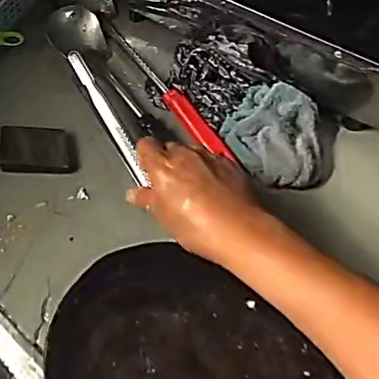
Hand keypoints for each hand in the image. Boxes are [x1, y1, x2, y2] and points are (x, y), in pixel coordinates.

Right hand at [126, 137, 268, 265]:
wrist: (242, 234)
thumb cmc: (202, 228)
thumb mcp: (164, 218)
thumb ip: (147, 199)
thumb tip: (136, 194)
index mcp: (162, 165)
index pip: (145, 145)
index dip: (145, 156)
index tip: (147, 170)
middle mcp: (185, 155)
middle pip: (170, 149)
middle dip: (169, 164)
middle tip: (171, 188)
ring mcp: (209, 158)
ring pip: (193, 154)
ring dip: (191, 167)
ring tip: (195, 194)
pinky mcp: (230, 165)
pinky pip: (216, 162)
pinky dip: (213, 172)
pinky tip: (215, 194)